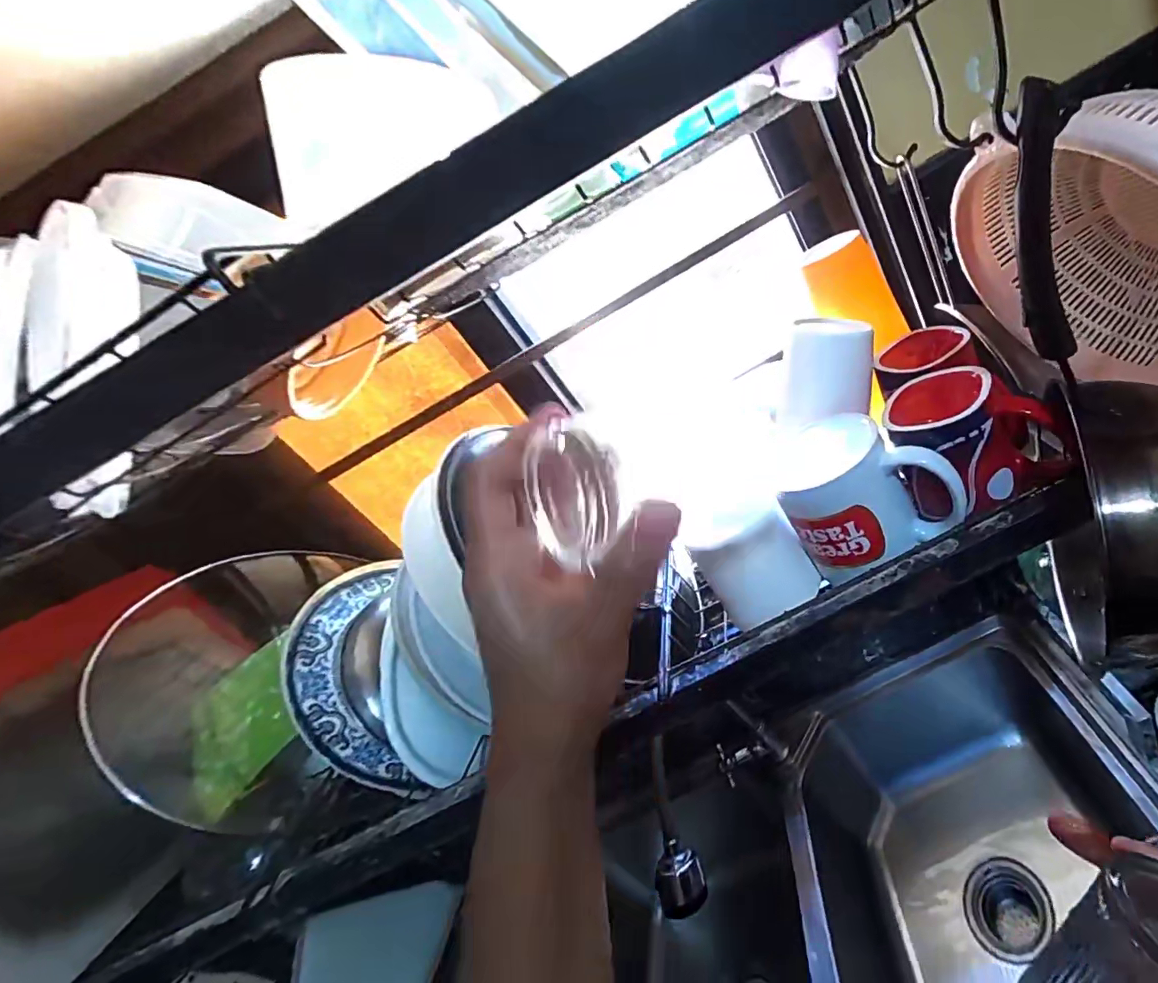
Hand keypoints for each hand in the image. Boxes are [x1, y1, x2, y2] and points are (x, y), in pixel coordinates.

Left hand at [461, 408, 681, 761]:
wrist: (546, 741)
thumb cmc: (561, 677)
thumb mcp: (601, 614)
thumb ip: (633, 559)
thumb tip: (667, 502)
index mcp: (498, 560)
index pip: (490, 484)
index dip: (517, 444)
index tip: (554, 417)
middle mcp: (498, 565)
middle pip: (509, 497)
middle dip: (542, 461)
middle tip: (587, 434)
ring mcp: (514, 585)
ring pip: (529, 522)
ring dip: (557, 490)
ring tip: (599, 464)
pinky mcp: (534, 600)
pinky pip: (548, 545)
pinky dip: (570, 521)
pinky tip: (606, 520)